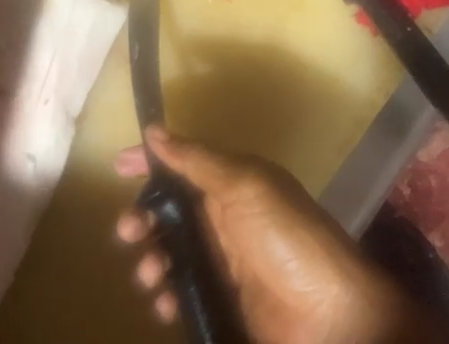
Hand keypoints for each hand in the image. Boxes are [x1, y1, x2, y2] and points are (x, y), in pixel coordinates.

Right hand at [116, 127, 439, 343]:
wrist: (331, 318)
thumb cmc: (287, 239)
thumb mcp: (245, 186)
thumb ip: (197, 159)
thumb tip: (153, 129)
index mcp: (233, 183)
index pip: (183, 163)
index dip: (151, 162)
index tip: (117, 167)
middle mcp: (225, 218)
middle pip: (169, 211)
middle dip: (143, 218)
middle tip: (128, 233)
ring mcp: (224, 262)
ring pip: (171, 252)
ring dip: (151, 260)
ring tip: (150, 275)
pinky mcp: (222, 302)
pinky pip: (182, 292)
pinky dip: (167, 296)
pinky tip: (165, 304)